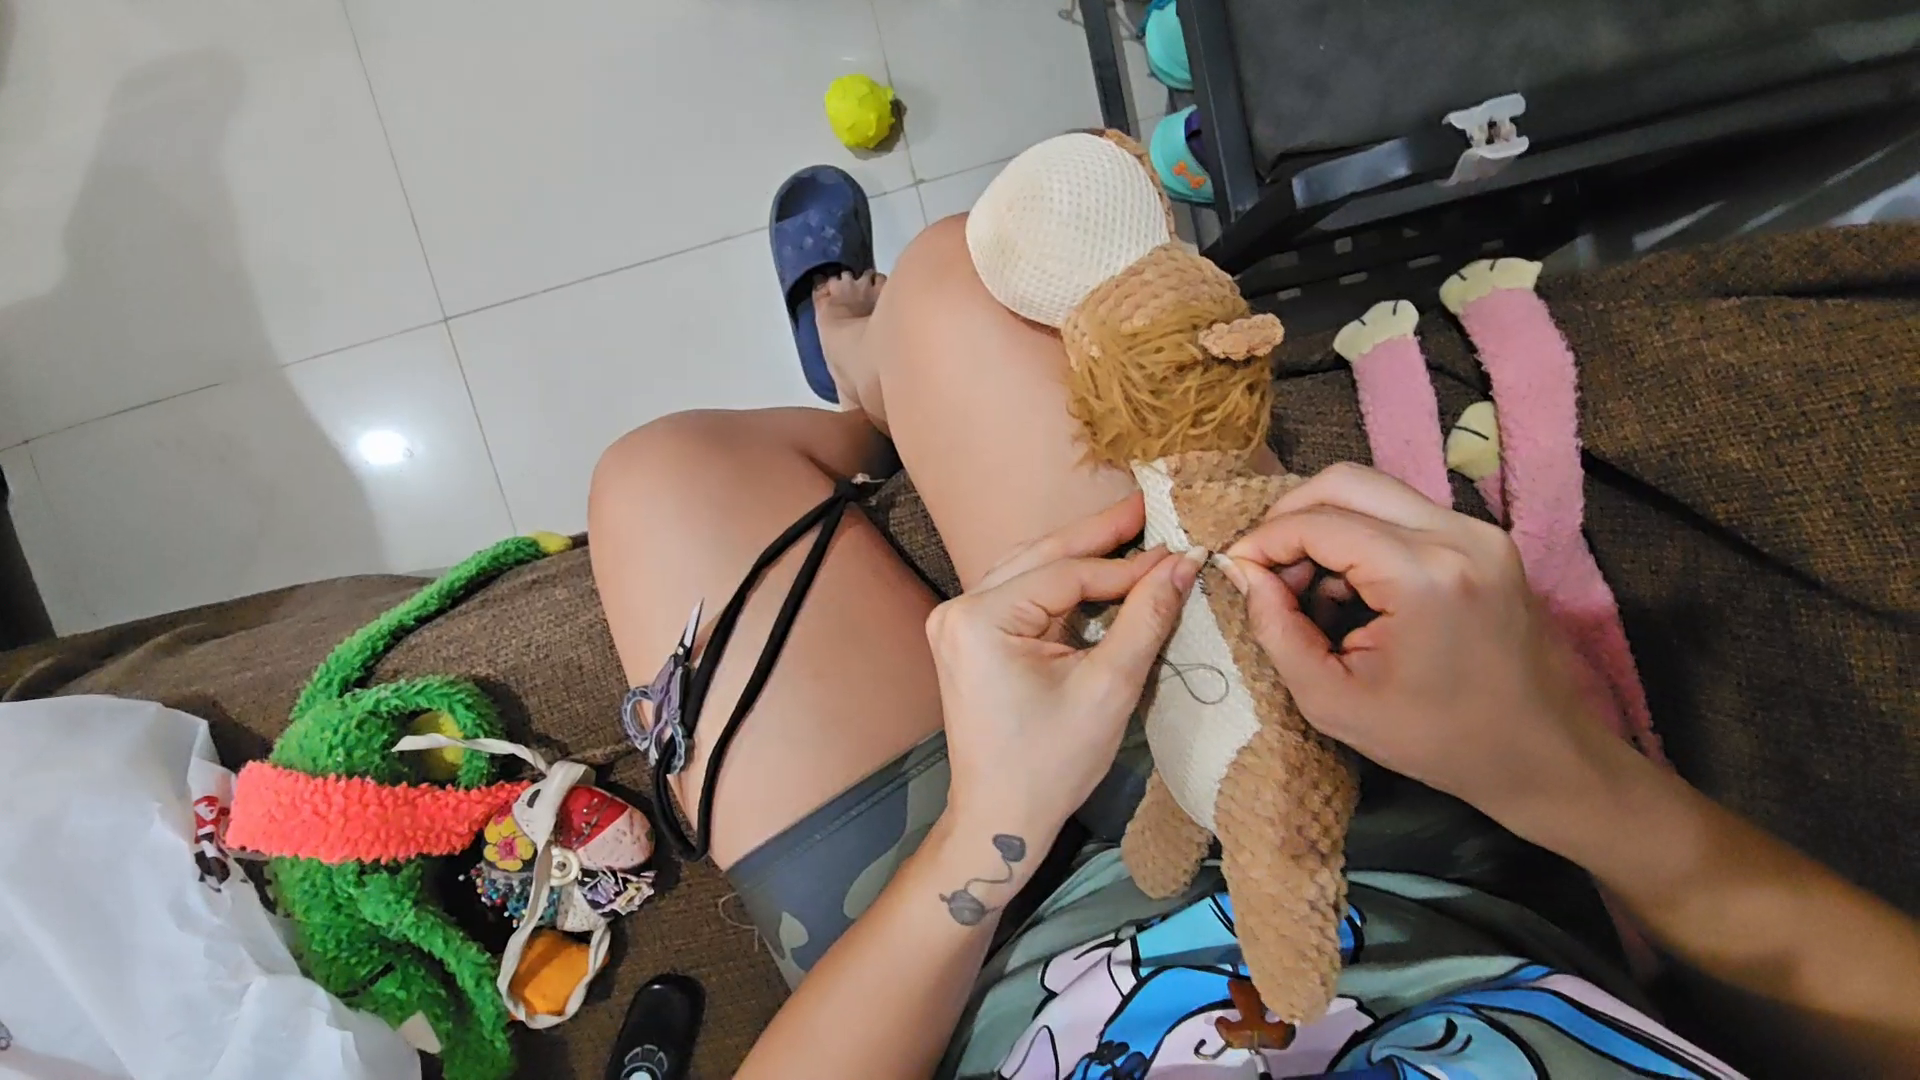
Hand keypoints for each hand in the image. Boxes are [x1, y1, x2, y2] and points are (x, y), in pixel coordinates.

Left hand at [926, 494, 1200, 864]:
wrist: (999, 816)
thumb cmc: (1051, 763)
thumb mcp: (1107, 689)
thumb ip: (1145, 619)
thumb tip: (1183, 565)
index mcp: (980, 620)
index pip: (1066, 574)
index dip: (1127, 565)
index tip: (1179, 551)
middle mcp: (959, 609)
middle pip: (1041, 557)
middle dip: (1098, 535)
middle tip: (1148, 506)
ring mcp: (957, 621)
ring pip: (1029, 569)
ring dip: (1078, 554)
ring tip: (1128, 529)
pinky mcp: (967, 635)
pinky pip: (1019, 594)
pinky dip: (1058, 583)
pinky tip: (1094, 569)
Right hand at [1223, 464, 1624, 832]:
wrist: (1545, 756)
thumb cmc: (1434, 740)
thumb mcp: (1330, 700)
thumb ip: (1275, 629)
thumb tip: (1243, 572)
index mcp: (1422, 577)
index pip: (1316, 523)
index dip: (1262, 542)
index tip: (1235, 571)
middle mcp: (1457, 536)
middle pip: (1343, 482)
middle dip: (1287, 517)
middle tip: (1267, 568)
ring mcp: (1479, 532)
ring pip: (1371, 488)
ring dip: (1322, 523)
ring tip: (1306, 583)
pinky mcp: (1486, 540)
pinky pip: (1399, 511)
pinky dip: (1357, 533)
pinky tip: (1348, 587)